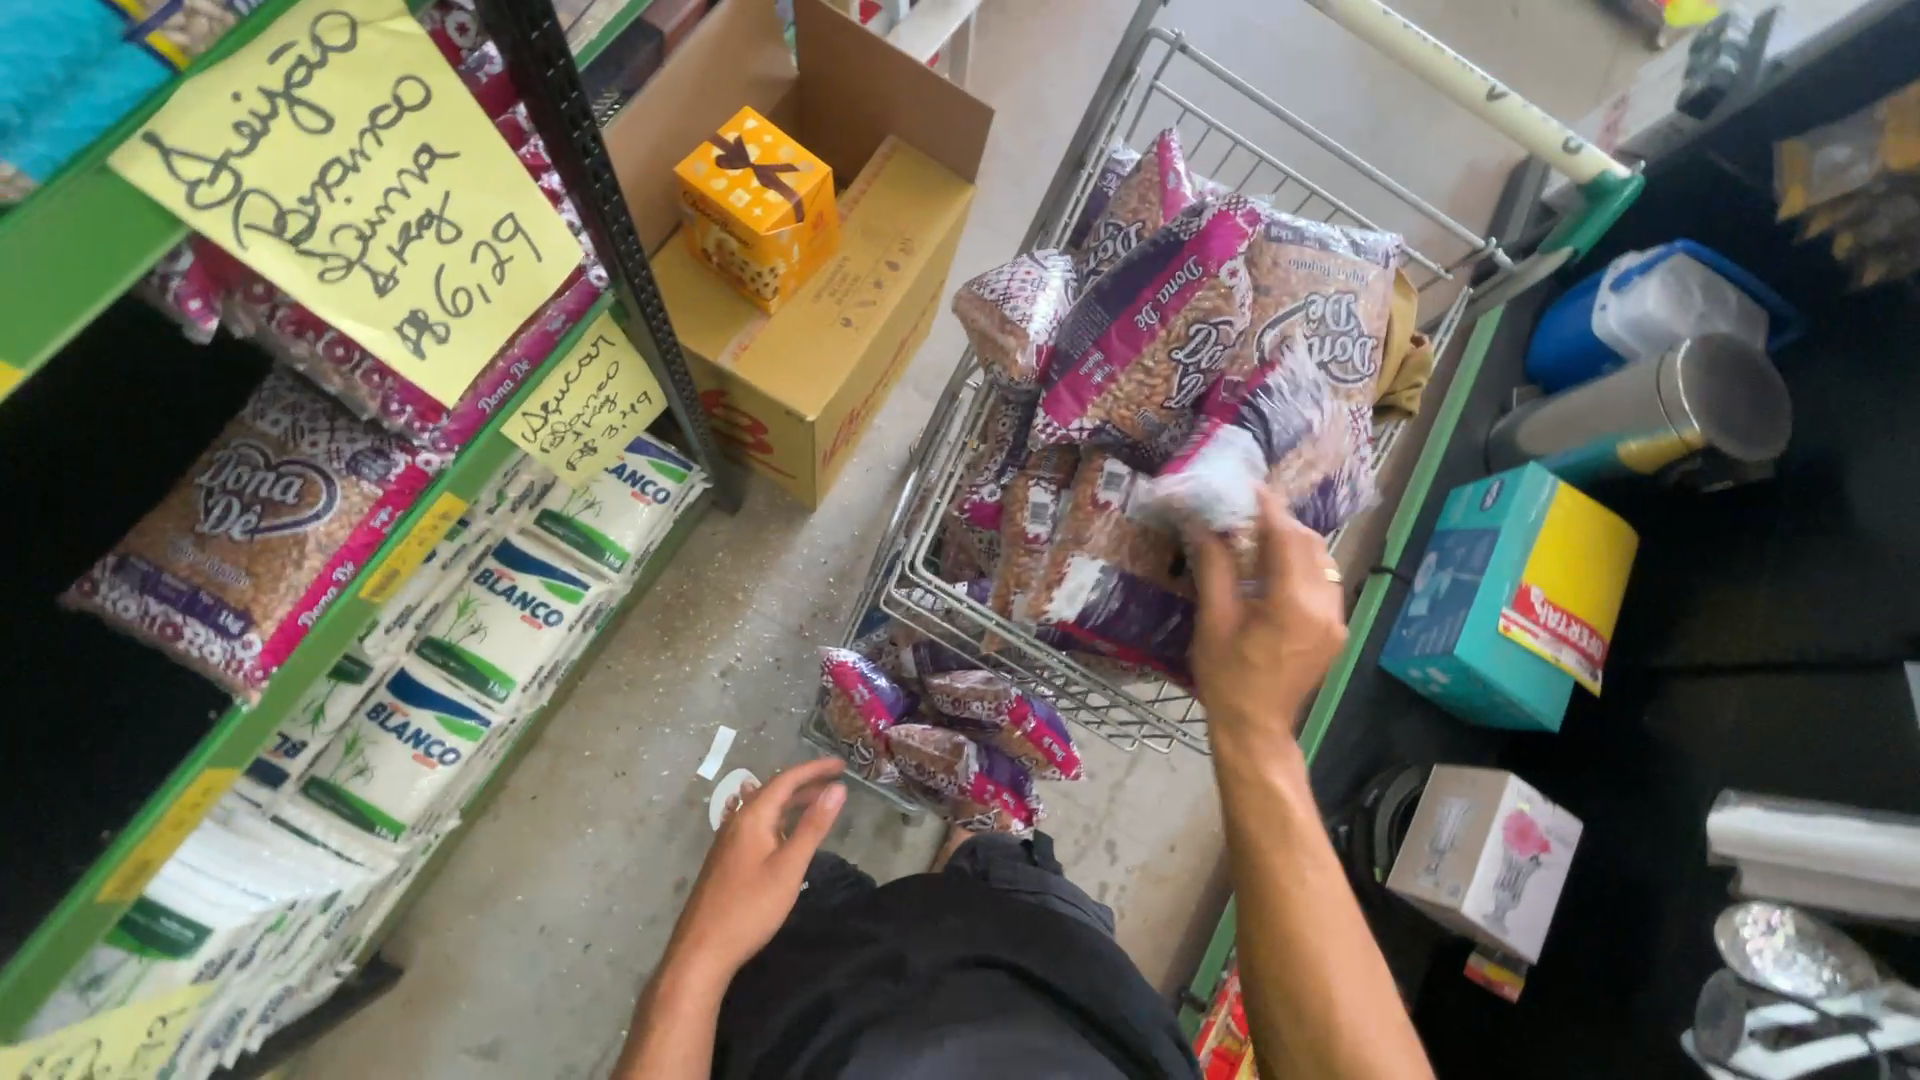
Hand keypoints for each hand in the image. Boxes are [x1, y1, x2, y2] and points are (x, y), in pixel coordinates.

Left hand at [664, 757, 846, 982]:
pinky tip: (783, 832)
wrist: (701, 951)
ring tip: (817, 804)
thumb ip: (813, 826)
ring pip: (764, 809)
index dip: (815, 769)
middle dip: (805, 784)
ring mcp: (728, 841)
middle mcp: (737, 821)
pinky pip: (756, 825)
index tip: (842, 765)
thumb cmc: (750, 908)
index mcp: (752, 817)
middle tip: (836, 784)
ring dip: (791, 802)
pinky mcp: (726, 859)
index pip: (787, 780)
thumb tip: (838, 788)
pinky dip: (778, 819)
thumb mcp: (789, 867)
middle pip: (774, 791)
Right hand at [1188, 487, 1347, 745]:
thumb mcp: (1213, 619)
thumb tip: (1205, 525)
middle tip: (1248, 513)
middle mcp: (1325, 607)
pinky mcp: (1335, 631)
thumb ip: (1215, 567)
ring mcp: (1336, 621)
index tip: (1252, 486)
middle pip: (1310, 546)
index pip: (1286, 539)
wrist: (1255, 726)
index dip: (1269, 509)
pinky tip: (1275, 570)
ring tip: (1260, 538)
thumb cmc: (1225, 676)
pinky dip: (1302, 567)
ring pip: (1322, 563)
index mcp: (1293, 604)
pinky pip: (1324, 584)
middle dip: (1281, 523)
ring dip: (1294, 544)